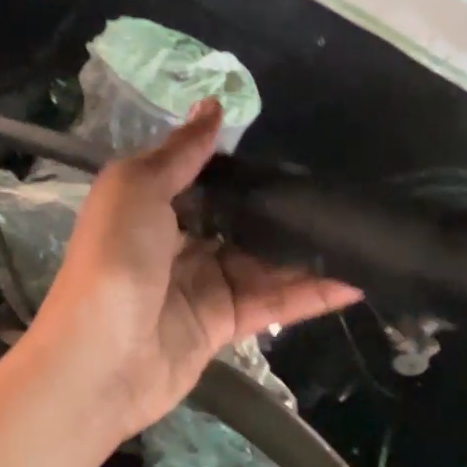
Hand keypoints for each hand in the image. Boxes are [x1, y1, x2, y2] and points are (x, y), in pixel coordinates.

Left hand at [25, 100, 360, 439]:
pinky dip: (314, 292)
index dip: (243, 165)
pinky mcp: (218, 328)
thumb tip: (213, 107)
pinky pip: (273, 303)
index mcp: (146, 210)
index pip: (202, 182)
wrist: (97, 359)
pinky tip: (362, 277)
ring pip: (263, 262)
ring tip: (369, 225)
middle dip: (285, 205)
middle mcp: (173, 247)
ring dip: (310, 248)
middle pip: (238, 221)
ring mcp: (197, 289)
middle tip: (349, 182)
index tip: (297, 142)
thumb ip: (177, 154)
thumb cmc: (112, 263)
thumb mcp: (133, 190)